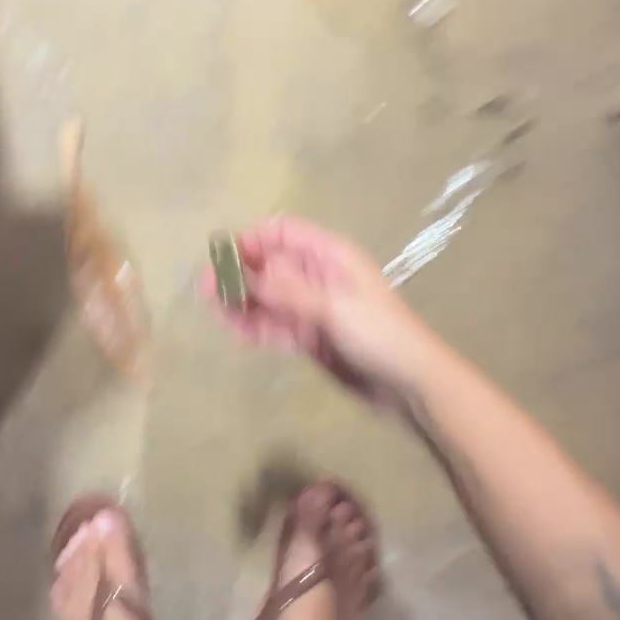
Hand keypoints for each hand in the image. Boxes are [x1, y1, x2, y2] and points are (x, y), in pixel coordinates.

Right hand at [205, 216, 445, 403]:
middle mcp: (316, 276)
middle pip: (269, 265)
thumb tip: (245, 273)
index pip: (283, 233)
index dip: (253, 240)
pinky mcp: (309, 336)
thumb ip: (288, 291)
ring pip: (267, 297)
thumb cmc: (381, 334)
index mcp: (329, 256)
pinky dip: (253, 325)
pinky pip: (274, 325)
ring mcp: (311, 307)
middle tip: (205, 286)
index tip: (225, 257)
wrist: (414, 386)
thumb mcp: (335, 307)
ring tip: (212, 309)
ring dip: (240, 300)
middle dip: (238, 273)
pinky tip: (231, 328)